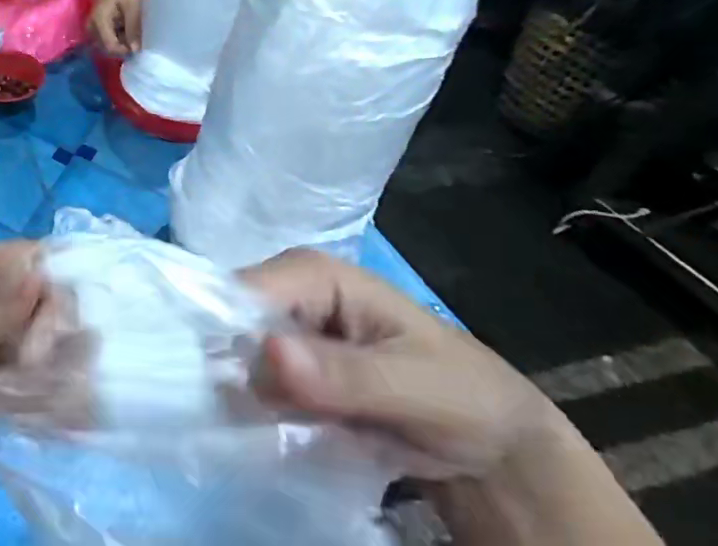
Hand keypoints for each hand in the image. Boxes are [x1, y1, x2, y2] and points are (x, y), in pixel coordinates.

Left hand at [0, 241, 42, 470]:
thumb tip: (38, 277)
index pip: (30, 260)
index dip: (49, 287)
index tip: (46, 334)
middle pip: (49, 301)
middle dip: (53, 337)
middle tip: (31, 373)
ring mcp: (1, 339)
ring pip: (53, 341)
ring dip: (57, 369)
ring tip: (39, 399)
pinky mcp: (5, 376)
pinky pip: (43, 377)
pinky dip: (51, 394)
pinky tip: (50, 416)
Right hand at [88, 0, 141, 54]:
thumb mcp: (131, 4)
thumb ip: (133, 26)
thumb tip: (136, 50)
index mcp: (100, 23)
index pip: (111, 47)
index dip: (125, 50)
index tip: (138, 43)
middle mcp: (92, 29)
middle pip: (109, 48)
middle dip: (124, 45)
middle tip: (137, 34)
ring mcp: (92, 29)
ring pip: (109, 45)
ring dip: (122, 41)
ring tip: (132, 28)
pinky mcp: (96, 29)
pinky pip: (108, 39)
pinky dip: (119, 36)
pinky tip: (125, 26)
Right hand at [240, 248, 555, 479]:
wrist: (493, 443)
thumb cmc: (463, 396)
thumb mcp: (414, 386)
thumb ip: (346, 373)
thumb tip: (269, 353)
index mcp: (314, 273)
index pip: (241, 291)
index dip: (225, 337)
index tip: (224, 392)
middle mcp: (289, 292)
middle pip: (228, 325)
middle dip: (234, 374)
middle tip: (265, 421)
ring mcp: (286, 332)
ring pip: (233, 361)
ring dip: (246, 402)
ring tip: (279, 433)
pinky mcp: (288, 370)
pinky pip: (250, 389)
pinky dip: (257, 417)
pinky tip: (276, 437)